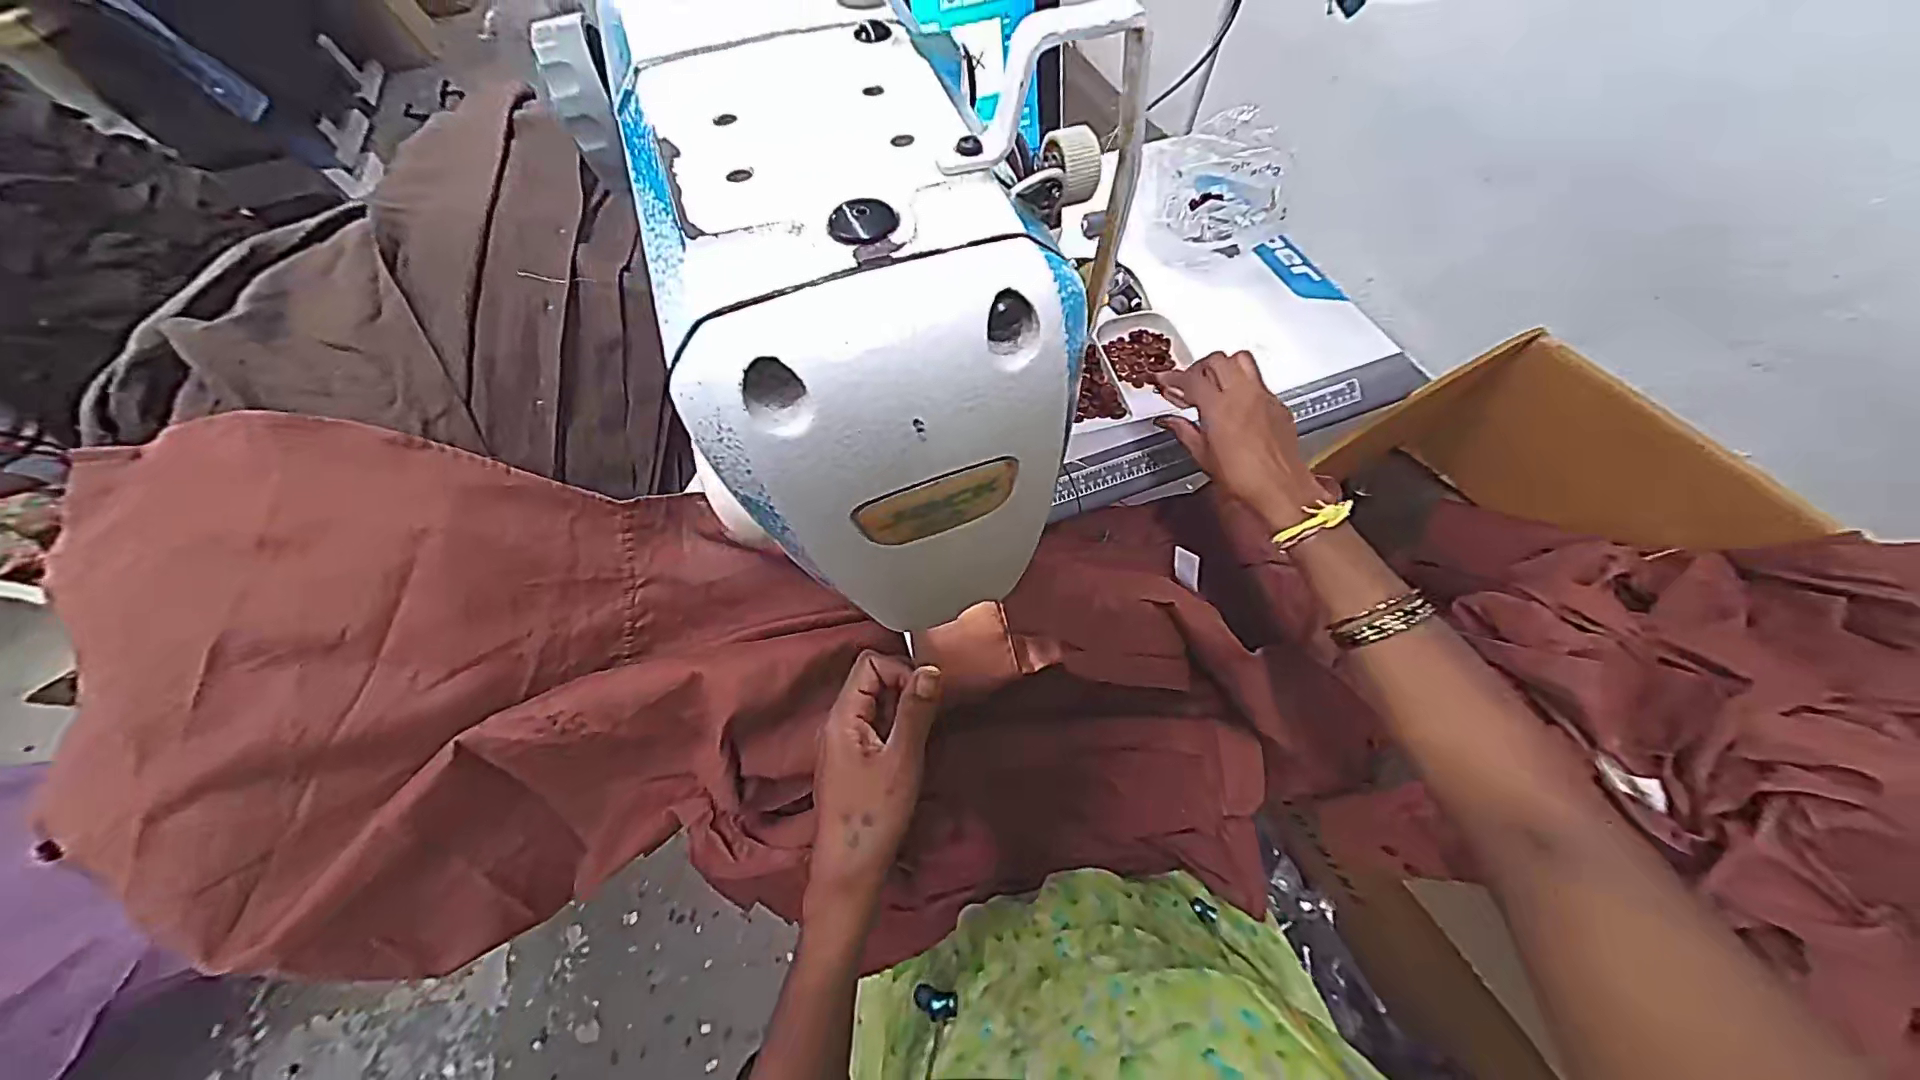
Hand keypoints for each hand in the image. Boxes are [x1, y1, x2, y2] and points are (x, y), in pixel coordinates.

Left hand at [806, 652, 942, 917]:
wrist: (849, 870)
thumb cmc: (874, 816)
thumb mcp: (902, 759)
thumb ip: (915, 711)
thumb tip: (931, 668)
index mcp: (842, 716)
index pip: (869, 662)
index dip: (900, 669)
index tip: (923, 696)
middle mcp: (837, 722)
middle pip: (870, 678)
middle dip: (903, 686)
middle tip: (926, 715)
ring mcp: (843, 741)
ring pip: (875, 702)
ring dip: (901, 708)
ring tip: (919, 734)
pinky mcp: (851, 758)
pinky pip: (874, 724)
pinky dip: (895, 726)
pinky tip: (909, 749)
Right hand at [1156, 350, 1325, 528]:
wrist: (1279, 488)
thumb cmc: (1244, 478)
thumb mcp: (1202, 455)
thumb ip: (1183, 430)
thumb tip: (1169, 421)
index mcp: (1219, 407)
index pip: (1191, 379)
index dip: (1173, 377)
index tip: (1164, 380)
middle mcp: (1243, 395)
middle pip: (1216, 360)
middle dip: (1197, 368)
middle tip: (1187, 384)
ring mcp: (1263, 396)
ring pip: (1240, 360)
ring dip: (1222, 366)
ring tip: (1211, 383)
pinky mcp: (1276, 403)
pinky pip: (1257, 379)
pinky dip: (1241, 381)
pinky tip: (1234, 399)